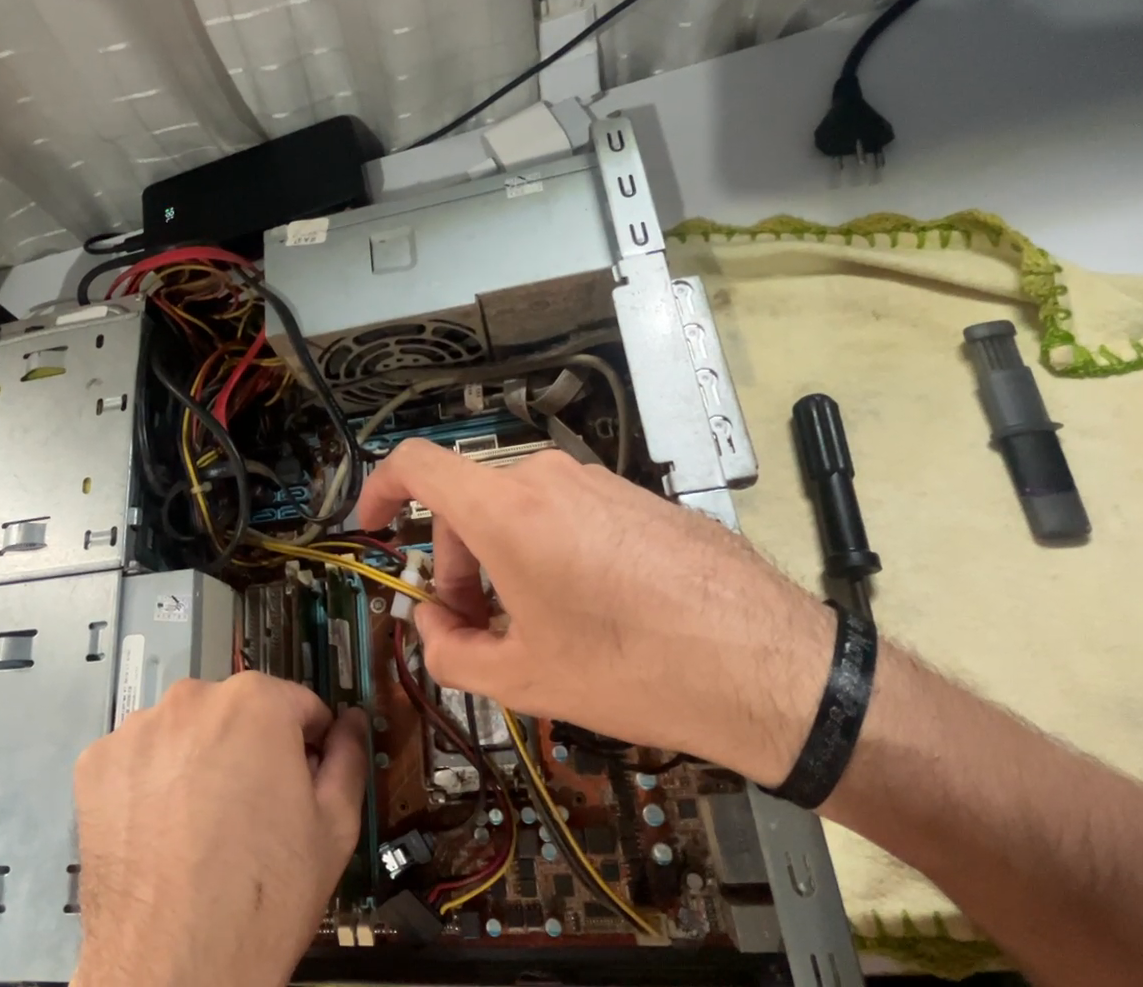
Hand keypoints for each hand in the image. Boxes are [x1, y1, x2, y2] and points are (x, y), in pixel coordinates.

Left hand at [71, 672, 368, 986]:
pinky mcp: (97, 765)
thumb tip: (350, 725)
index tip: (301, 775)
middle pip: (236, 712)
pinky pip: (139, 757)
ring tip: (206, 824)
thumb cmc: (261, 898)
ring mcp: (138, 731)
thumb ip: (348, 757)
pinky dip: (152, 781)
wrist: (176, 967)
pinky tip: (166, 828)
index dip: (306, 743)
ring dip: (198, 760)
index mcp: (256, 704)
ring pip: (185, 732)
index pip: (296, 704)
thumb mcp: (335, 826)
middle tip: (254, 808)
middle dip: (250, 747)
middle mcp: (192, 701)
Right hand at [359, 439, 833, 786]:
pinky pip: (565, 513)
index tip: (375, 525)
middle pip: (468, 503)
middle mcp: (550, 480)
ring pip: (518, 510)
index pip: (415, 464)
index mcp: (508, 511)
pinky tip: (582, 610)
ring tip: (534, 627)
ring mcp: (599, 483)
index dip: (379, 489)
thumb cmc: (637, 669)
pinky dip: (547, 552)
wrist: (767, 668)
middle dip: (456, 562)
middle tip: (475, 625)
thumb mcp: (521, 679)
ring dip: (503, 561)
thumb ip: (447, 650)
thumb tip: (433, 623)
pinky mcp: (636, 498)